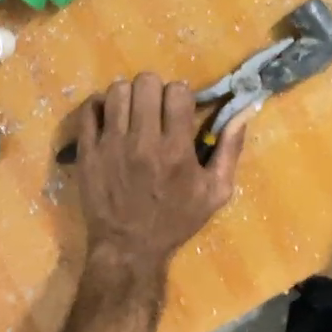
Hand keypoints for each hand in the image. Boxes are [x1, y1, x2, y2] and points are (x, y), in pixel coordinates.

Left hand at [74, 73, 249, 282]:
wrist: (128, 248)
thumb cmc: (176, 221)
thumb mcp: (215, 192)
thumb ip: (230, 149)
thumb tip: (243, 111)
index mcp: (176, 150)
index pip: (177, 91)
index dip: (180, 94)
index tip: (178, 108)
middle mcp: (143, 142)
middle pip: (146, 82)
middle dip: (154, 89)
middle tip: (154, 107)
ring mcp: (111, 145)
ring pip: (117, 90)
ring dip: (128, 96)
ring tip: (131, 112)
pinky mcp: (88, 151)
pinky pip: (89, 109)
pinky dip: (99, 106)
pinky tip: (108, 117)